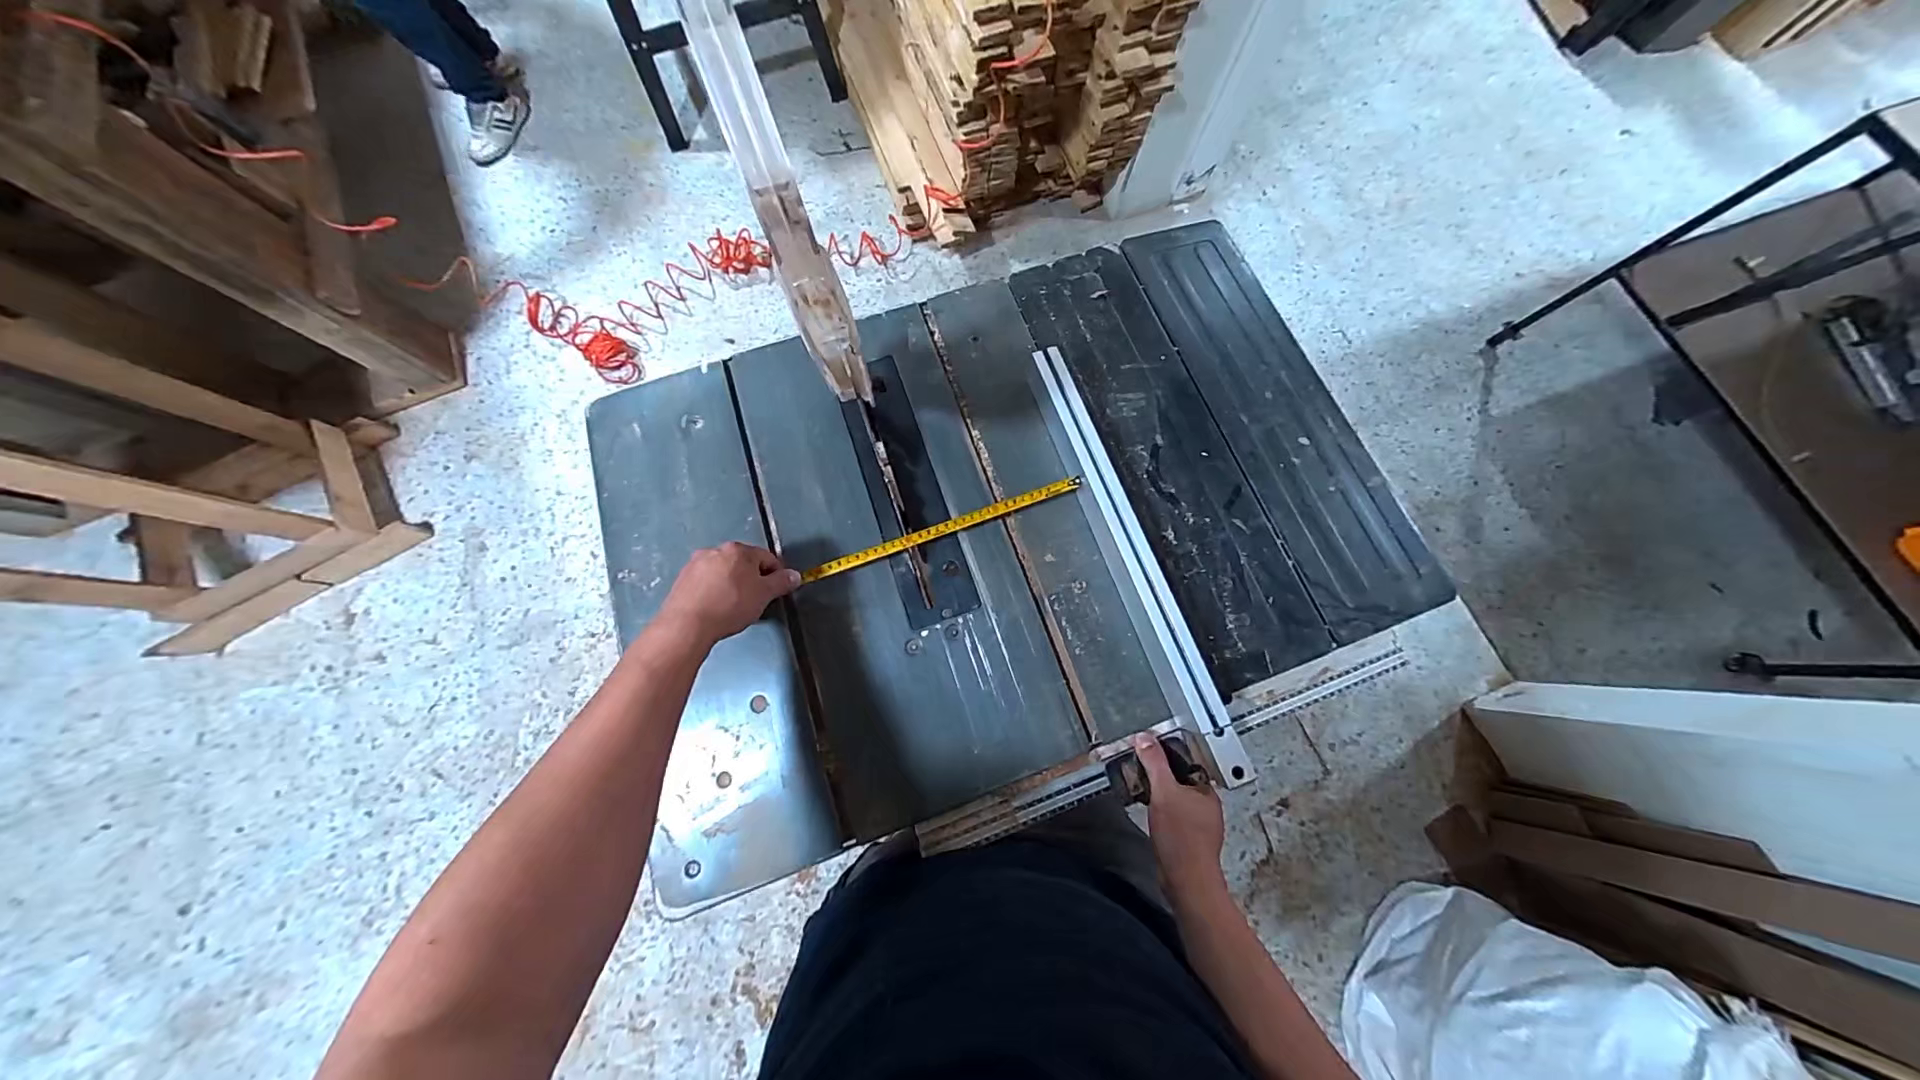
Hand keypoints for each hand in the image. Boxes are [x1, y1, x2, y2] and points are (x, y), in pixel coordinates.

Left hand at [654, 542, 800, 648]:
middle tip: (756, 599)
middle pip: (743, 562)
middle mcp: (716, 551)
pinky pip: (706, 582)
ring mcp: (696, 564)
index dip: (776, 575)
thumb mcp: (764, 595)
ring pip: (723, 572)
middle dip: (752, 579)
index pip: (767, 558)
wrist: (688, 624)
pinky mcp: (682, 579)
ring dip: (732, 584)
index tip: (777, 589)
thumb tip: (793, 576)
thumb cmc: (728, 606)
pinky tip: (717, 608)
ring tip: (734, 606)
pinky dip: (714, 591)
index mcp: (739, 550)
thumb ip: (782, 582)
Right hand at [1132, 732, 1226, 897]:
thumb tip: (1145, 739)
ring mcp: (1199, 825)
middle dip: (1161, 776)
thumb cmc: (1182, 840)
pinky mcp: (1189, 840)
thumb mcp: (1162, 792)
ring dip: (1160, 796)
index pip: (1187, 763)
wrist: (1185, 880)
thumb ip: (1154, 763)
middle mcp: (1206, 807)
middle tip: (1142, 772)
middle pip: (1180, 781)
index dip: (1166, 755)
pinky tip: (1151, 817)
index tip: (1148, 751)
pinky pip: (1173, 817)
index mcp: (1207, 791)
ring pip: (1177, 800)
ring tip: (1144, 793)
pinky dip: (1161, 814)